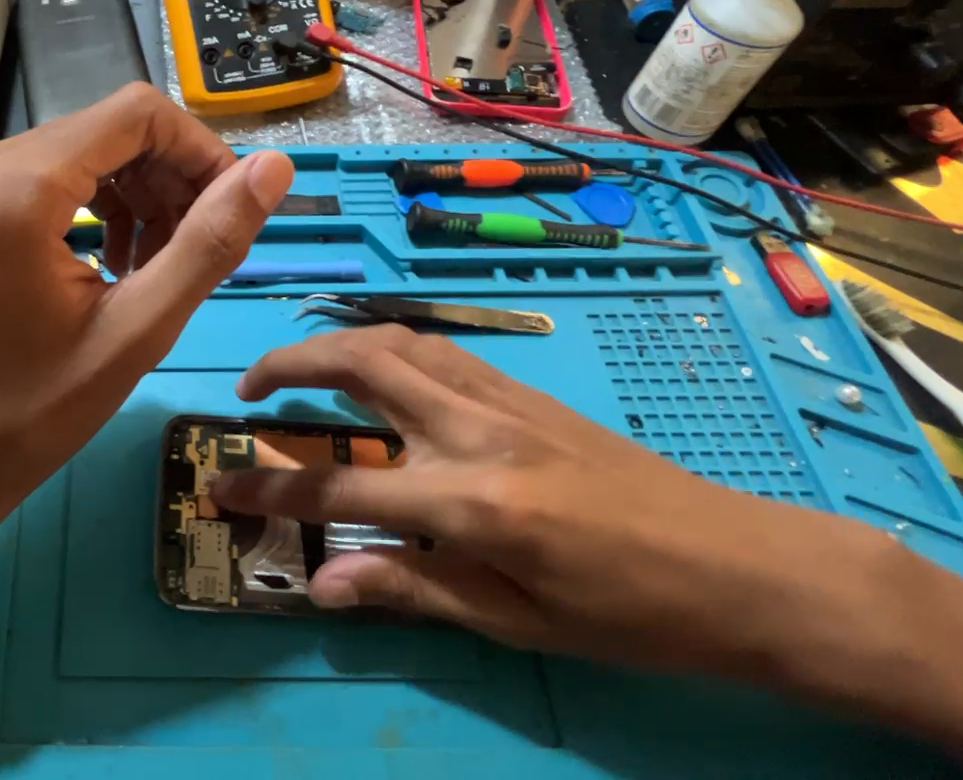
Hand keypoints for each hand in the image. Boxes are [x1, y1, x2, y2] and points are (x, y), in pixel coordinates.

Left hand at [0, 85, 293, 581]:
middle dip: (175, 178)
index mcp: (22, 187)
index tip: (233, 210)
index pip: (138, 114)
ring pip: (94, 149)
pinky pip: (63, 174)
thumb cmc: (40, 408)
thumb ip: (208, 242)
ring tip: (166, 262)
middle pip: (116, 128)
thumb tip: (273, 169)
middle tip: (205, 246)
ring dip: (146, 194)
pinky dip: (108, 205)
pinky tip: (125, 261)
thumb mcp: (140, 329)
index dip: (201, 151)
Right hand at [209, 325, 905, 677]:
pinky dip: (386, 347)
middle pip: (362, 364)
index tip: (221, 490)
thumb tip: (322, 585)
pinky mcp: (525, 389)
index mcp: (474, 502)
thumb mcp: (515, 622)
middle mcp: (478, 431)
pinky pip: (438, 348)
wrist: (741, 566)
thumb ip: (410, 587)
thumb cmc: (629, 614)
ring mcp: (504, 399)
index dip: (271, 489)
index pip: (342, 487)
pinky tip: (376, 370)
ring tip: (300, 367)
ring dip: (336, 342)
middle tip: (250, 387)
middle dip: (291, 363)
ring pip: (399, 339)